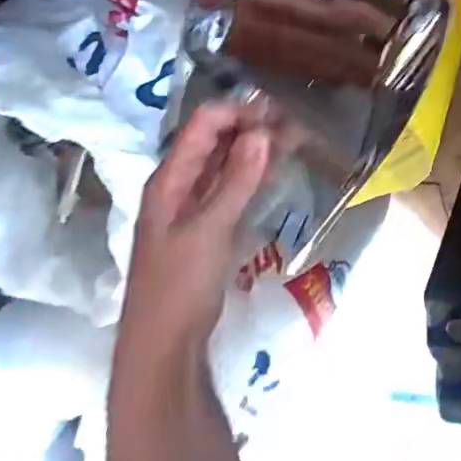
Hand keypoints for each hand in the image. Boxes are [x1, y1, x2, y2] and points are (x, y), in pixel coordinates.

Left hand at [120, 102, 272, 359]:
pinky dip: (256, 171)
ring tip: (297, 140)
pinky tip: (279, 167)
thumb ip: (237, 180)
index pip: (205, 123)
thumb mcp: (210, 230)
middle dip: (254, 126)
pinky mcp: (209, 223)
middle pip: (217, 138)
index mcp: (169, 179)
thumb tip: (263, 132)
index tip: (280, 115)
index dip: (240, 112)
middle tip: (296, 126)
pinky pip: (233, 184)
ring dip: (258, 147)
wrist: (163, 347)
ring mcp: (194, 204)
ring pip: (228, 160)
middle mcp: (180, 183)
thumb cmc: (179, 286)